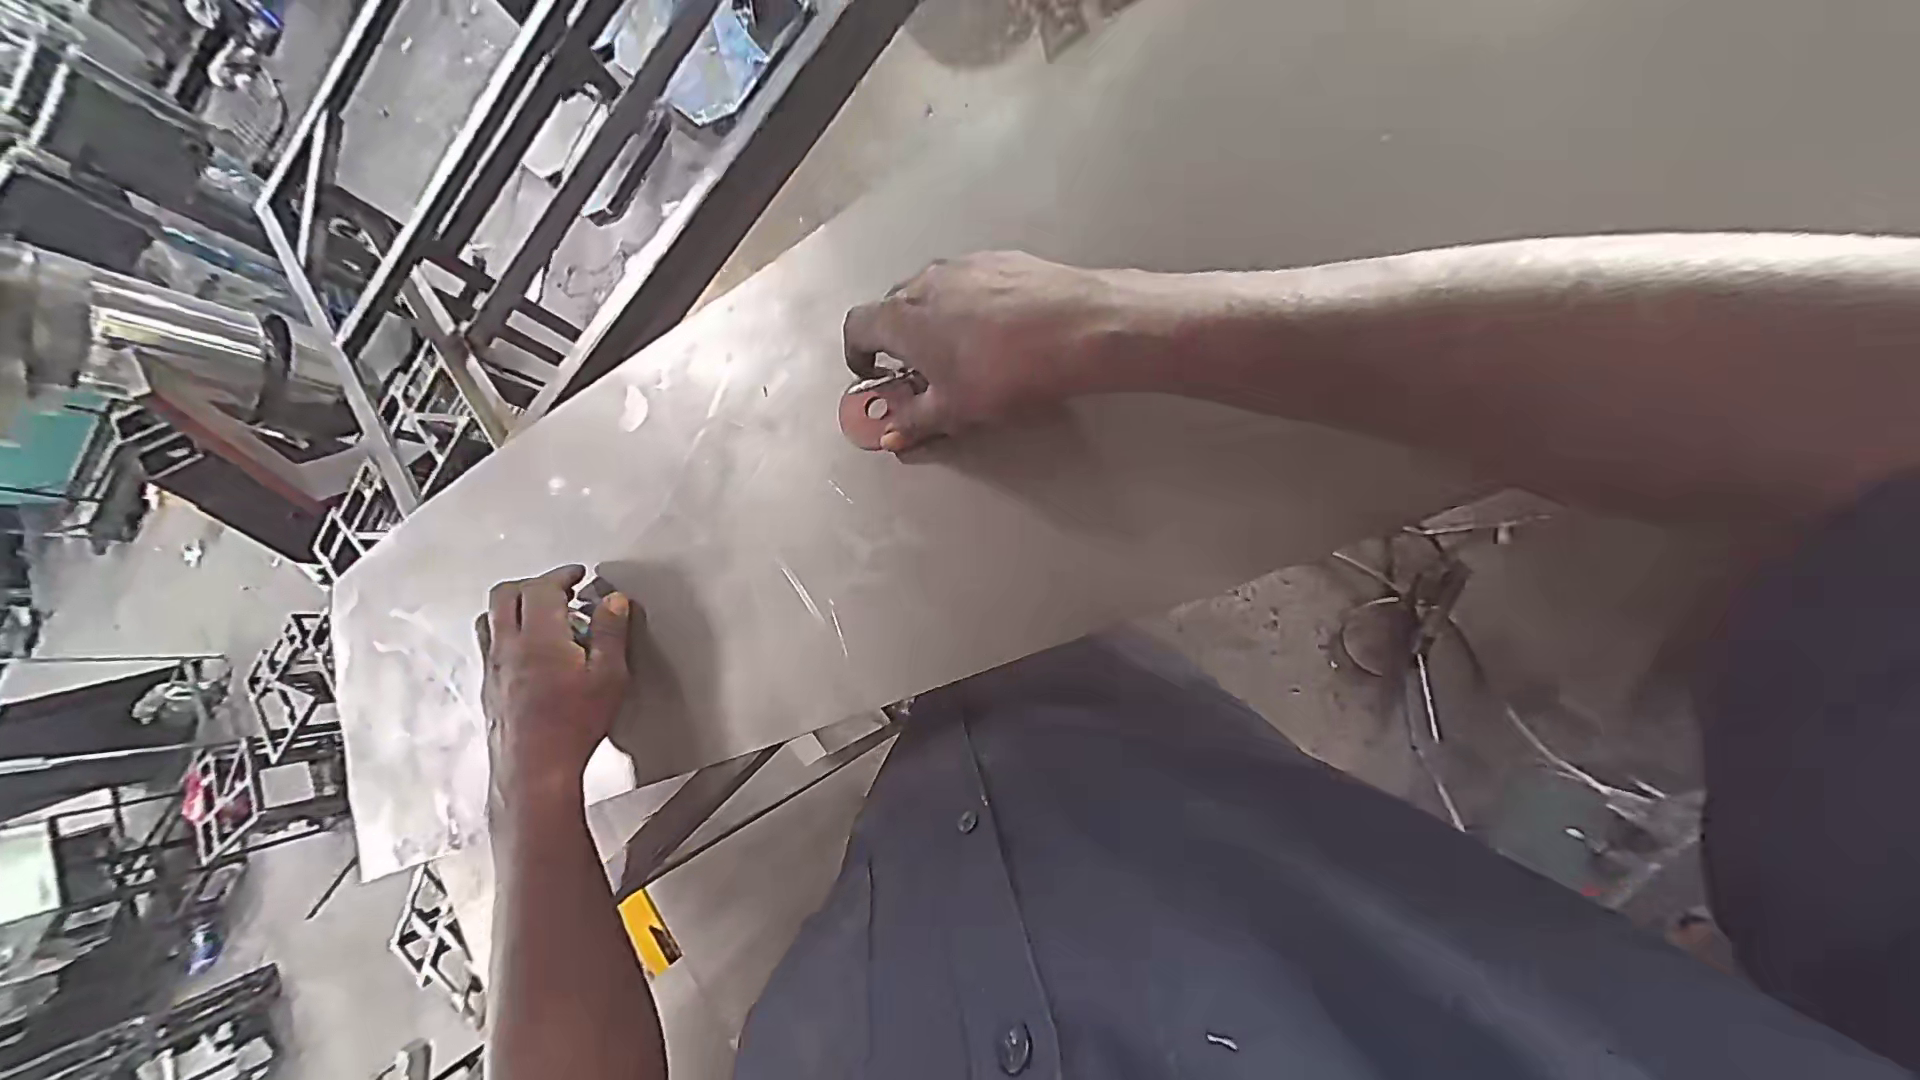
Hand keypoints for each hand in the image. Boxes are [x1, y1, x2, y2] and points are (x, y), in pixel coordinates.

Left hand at [476, 566, 631, 814]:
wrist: (536, 768)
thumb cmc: (573, 725)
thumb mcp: (611, 675)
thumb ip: (612, 632)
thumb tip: (614, 602)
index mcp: (538, 639)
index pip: (540, 589)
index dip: (561, 575)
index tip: (577, 574)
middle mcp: (507, 648)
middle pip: (506, 595)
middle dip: (536, 583)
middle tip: (564, 587)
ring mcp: (493, 667)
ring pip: (492, 617)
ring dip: (517, 604)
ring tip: (548, 613)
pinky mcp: (490, 686)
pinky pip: (491, 641)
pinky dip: (511, 628)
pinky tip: (536, 646)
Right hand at [843, 252, 1148, 451]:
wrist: (1076, 327)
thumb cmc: (1010, 368)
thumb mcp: (955, 409)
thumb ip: (915, 420)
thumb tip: (897, 432)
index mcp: (902, 318)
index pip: (857, 328)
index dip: (857, 354)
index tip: (870, 372)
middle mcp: (926, 282)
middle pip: (892, 309)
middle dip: (897, 341)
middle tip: (916, 373)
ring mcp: (963, 266)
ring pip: (932, 295)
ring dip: (933, 323)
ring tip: (959, 355)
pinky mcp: (999, 261)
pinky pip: (968, 285)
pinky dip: (967, 308)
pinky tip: (994, 335)